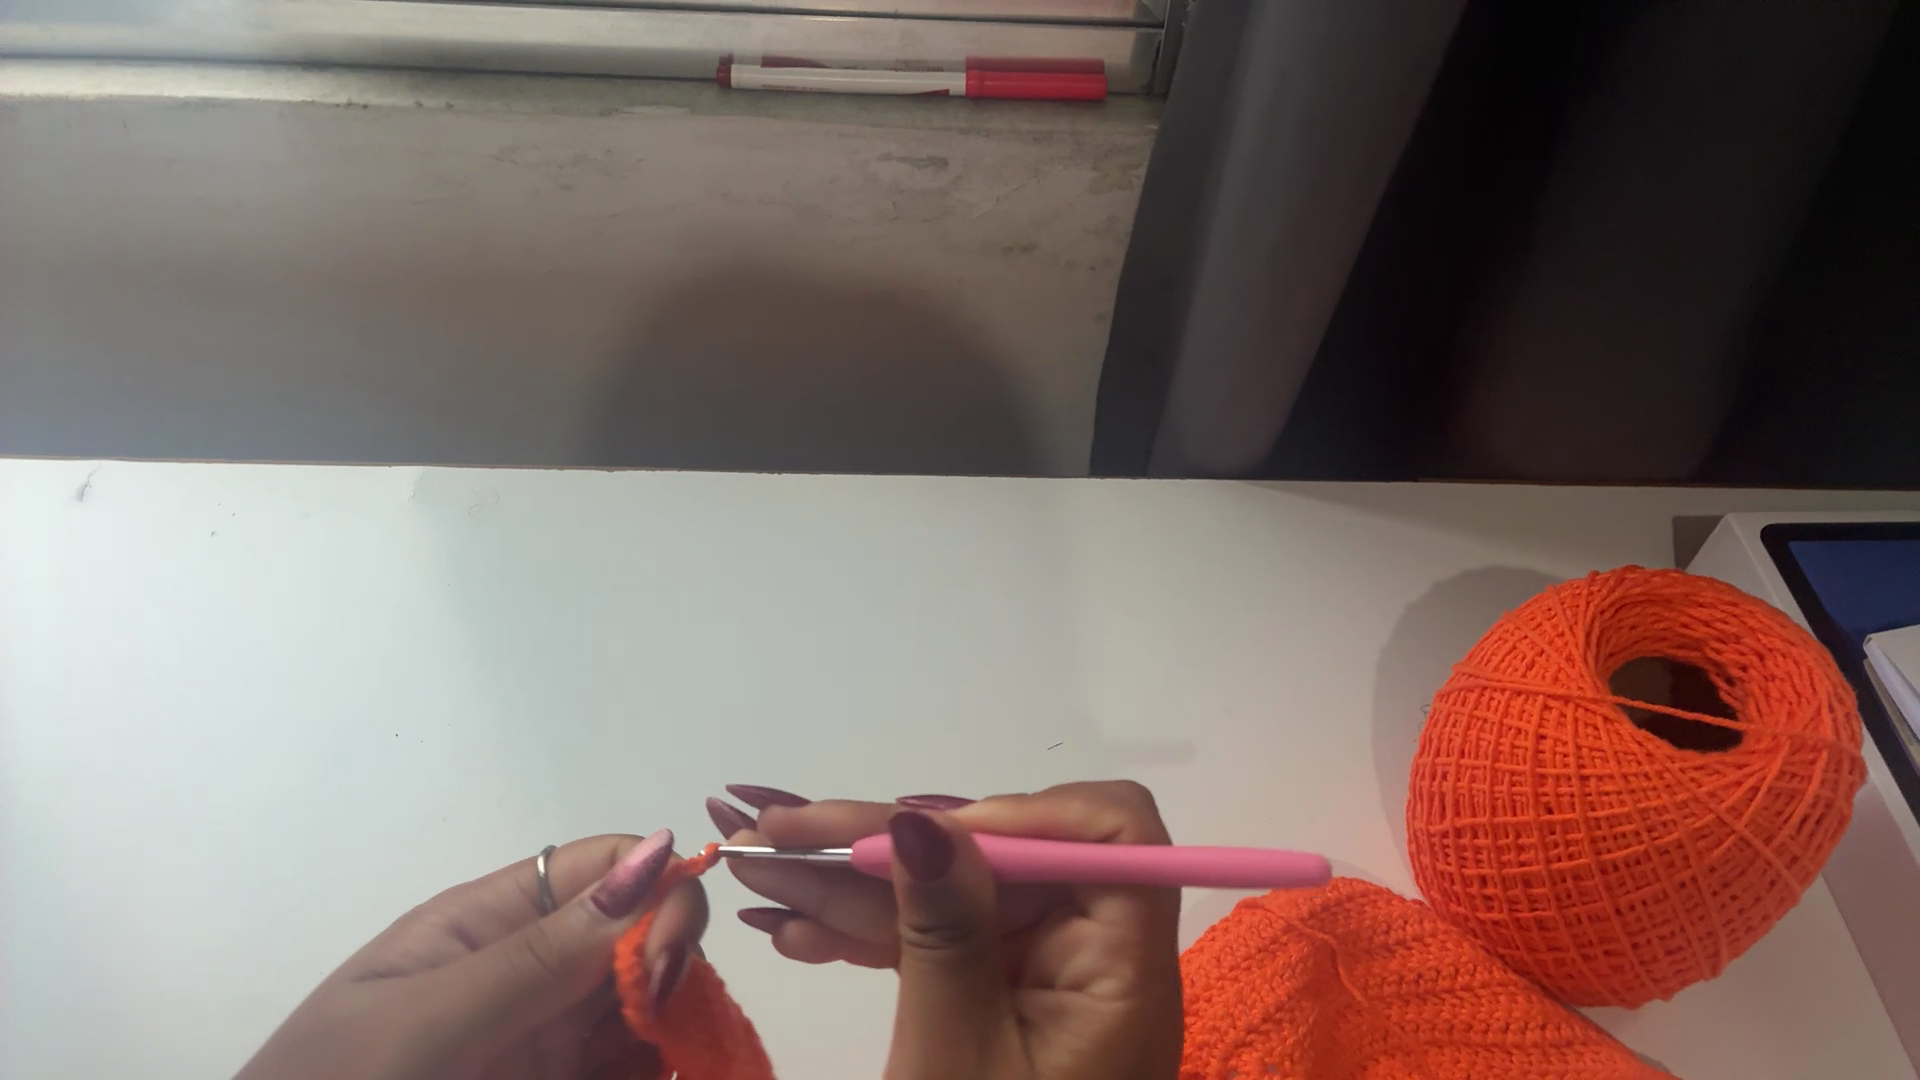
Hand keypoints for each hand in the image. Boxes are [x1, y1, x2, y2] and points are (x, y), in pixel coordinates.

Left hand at [237, 831, 708, 1079]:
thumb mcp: (423, 1028)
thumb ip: (542, 954)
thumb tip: (659, 849)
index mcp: (494, 922)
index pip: (605, 866)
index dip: (657, 888)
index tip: (665, 957)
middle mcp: (535, 968)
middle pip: (641, 928)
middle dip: (672, 960)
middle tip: (664, 1024)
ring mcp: (550, 1033)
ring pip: (650, 998)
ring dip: (680, 1019)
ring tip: (680, 1058)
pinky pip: (633, 1060)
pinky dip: (664, 1062)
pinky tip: (674, 1069)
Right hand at [712, 782, 1184, 1079]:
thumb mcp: (955, 1063)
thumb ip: (944, 932)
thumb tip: (921, 818)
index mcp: (1118, 966)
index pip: (1114, 832)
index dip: (1031, 810)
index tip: (934, 830)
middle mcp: (1085, 949)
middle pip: (998, 851)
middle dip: (887, 840)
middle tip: (782, 828)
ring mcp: (1033, 966)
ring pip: (947, 889)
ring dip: (852, 882)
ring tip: (758, 864)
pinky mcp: (990, 984)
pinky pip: (930, 934)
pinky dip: (863, 930)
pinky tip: (791, 927)